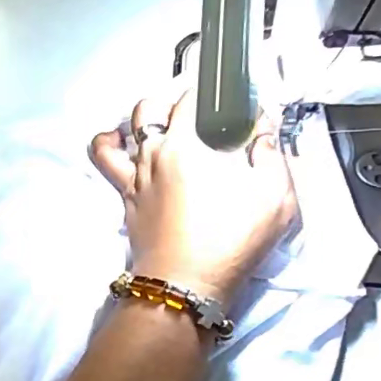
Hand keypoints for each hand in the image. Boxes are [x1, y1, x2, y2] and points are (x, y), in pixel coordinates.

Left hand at [89, 90, 296, 304]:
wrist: (186, 287)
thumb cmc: (232, 241)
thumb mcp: (274, 197)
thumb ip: (270, 154)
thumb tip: (262, 128)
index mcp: (187, 144)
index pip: (192, 99)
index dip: (212, 93)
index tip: (229, 101)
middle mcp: (154, 152)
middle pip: (153, 106)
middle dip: (175, 100)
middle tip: (199, 112)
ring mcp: (135, 175)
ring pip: (126, 129)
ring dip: (143, 118)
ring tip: (162, 124)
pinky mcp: (125, 198)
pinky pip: (106, 160)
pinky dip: (111, 144)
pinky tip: (124, 144)